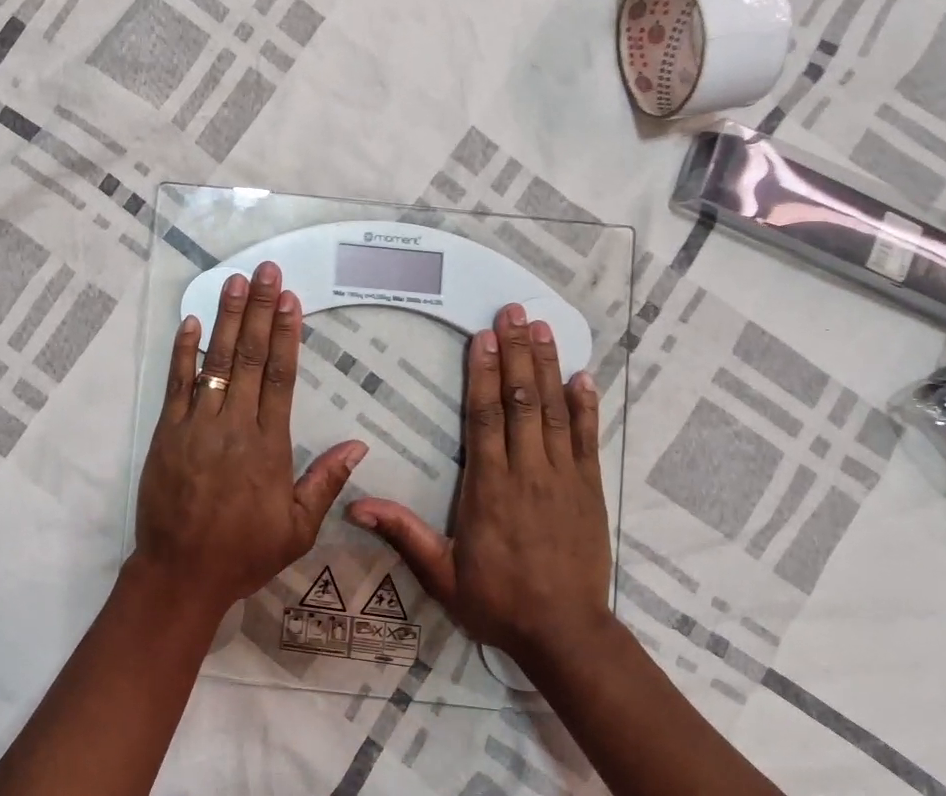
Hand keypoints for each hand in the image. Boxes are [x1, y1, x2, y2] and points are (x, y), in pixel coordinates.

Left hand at [131, 262, 367, 611]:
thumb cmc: (244, 552)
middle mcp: (234, 425)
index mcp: (268, 446)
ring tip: (234, 281)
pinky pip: (177, 383)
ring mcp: (197, 425)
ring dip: (225, 318)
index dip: (285, 334)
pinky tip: (190, 321)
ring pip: (215, 361)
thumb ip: (325, 482)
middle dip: (258, 310)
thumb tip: (359, 444)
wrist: (181, 572)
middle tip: (265, 271)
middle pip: (249, 357)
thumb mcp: (298, 528)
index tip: (290, 300)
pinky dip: (183, 351)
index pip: (280, 377)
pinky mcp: (168, 431)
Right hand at [347, 304, 610, 672]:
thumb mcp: (442, 574)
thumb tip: (356, 506)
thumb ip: (404, 534)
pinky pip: (588, 439)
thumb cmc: (498, 601)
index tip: (483, 337)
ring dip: (547, 367)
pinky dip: (585, 406)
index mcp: (490, 487)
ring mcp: (564, 478)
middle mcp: (528, 472)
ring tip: (542, 327)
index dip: (484, 374)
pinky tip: (582, 376)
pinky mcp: (590, 490)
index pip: (485, 417)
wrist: (564, 633)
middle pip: (520, 401)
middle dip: (516, 353)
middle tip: (514, 312)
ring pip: (552, 411)